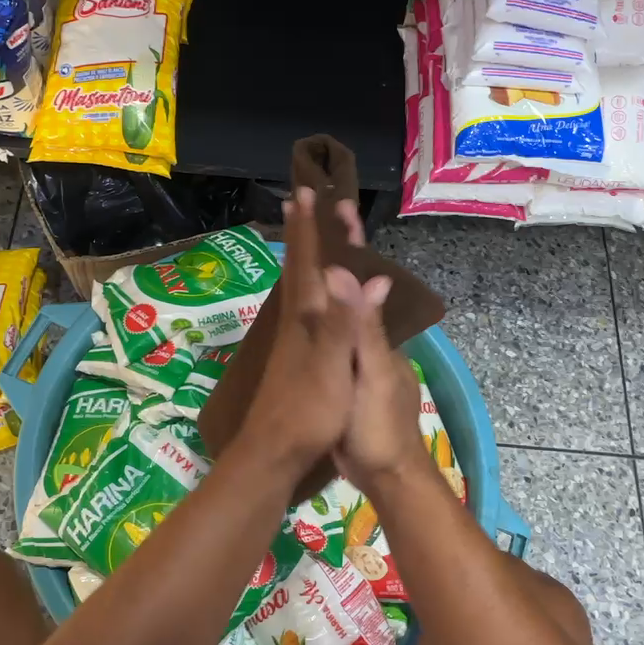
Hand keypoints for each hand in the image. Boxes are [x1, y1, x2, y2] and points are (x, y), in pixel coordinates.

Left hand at [235, 189, 372, 472]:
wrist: (273, 452)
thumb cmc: (308, 411)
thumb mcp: (334, 367)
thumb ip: (348, 322)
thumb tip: (370, 275)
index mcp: (307, 320)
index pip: (309, 264)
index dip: (309, 229)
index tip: (306, 192)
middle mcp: (296, 323)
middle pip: (298, 269)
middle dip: (302, 233)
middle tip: (300, 199)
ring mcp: (292, 342)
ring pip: (297, 287)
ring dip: (301, 257)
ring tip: (303, 236)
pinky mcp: (295, 359)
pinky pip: (302, 307)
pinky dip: (306, 287)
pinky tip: (310, 298)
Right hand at [327, 216, 438, 501]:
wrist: (388, 475)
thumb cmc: (378, 427)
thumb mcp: (371, 375)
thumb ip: (360, 328)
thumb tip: (345, 273)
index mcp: (375, 335)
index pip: (360, 277)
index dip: (351, 243)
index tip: (337, 205)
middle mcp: (370, 339)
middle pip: (352, 287)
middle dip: (338, 251)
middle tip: (317, 215)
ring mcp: (360, 359)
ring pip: (343, 310)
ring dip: (328, 278)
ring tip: (308, 252)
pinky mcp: (347, 378)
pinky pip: (333, 334)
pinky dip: (321, 312)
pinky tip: (306, 315)